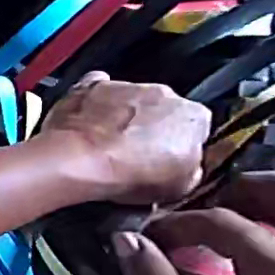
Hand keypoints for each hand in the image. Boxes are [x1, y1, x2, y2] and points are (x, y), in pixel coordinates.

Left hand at [39, 72, 211, 203]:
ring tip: (101, 143)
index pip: (195, 129)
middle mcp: (161, 93)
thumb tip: (186, 169)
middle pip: (160, 109)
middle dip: (148, 128)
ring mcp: (123, 87)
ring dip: (119, 115)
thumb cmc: (129, 172)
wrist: (79, 159)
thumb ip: (190, 170)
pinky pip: (93, 88)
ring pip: (127, 99)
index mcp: (193, 116)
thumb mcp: (179, 187)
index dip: (179, 147)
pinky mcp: (87, 88)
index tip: (163, 162)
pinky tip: (82, 118)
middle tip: (129, 154)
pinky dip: (89, 101)